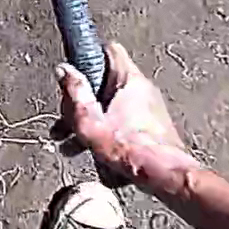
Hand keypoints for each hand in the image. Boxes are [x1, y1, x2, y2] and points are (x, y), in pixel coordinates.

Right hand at [56, 42, 199, 192]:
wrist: (164, 177)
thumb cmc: (129, 149)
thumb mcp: (89, 121)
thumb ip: (75, 93)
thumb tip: (64, 69)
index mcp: (129, 80)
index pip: (108, 51)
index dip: (87, 57)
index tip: (72, 74)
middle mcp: (143, 90)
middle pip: (104, 84)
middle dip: (82, 102)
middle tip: (65, 120)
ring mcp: (149, 109)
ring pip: (111, 107)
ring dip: (90, 123)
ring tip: (72, 145)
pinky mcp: (152, 128)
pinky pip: (123, 123)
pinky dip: (107, 134)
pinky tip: (93, 154)